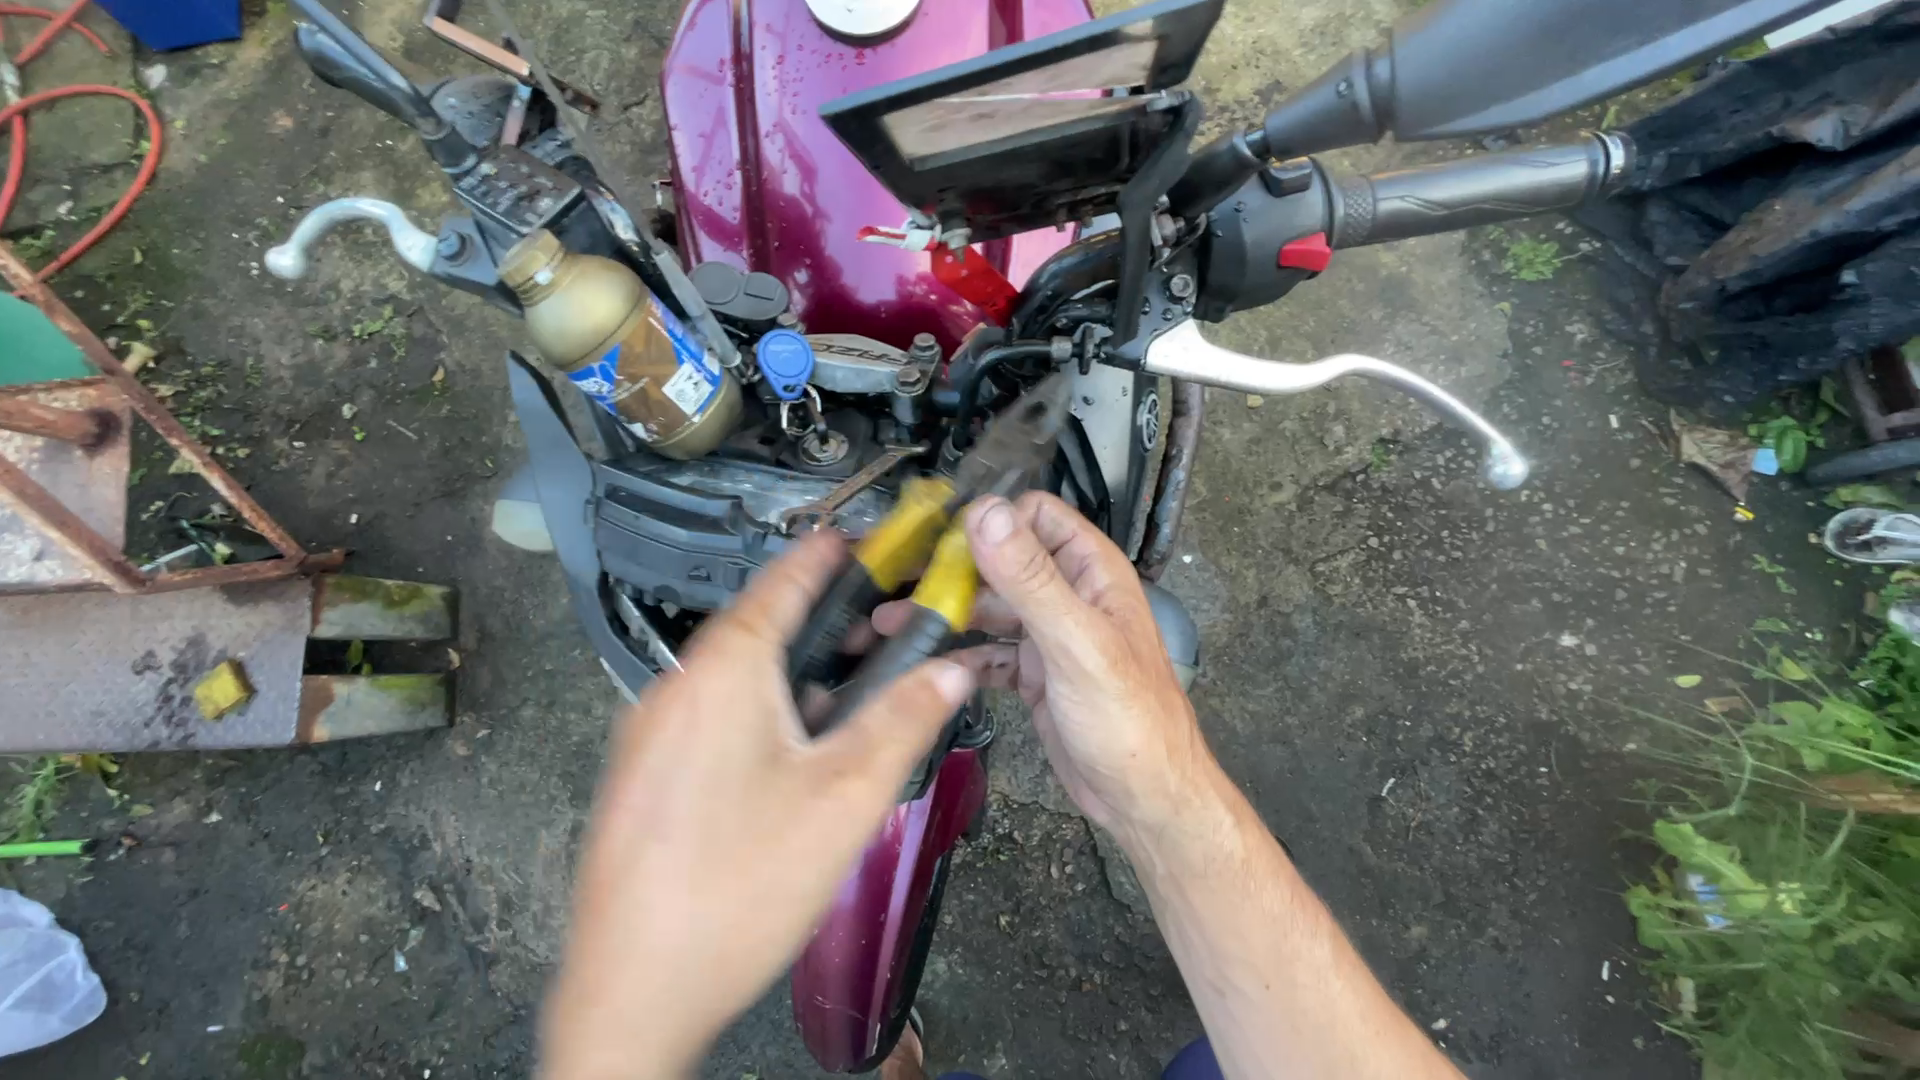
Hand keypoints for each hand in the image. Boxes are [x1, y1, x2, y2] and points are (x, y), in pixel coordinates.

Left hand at [540, 534, 974, 1079]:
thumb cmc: (742, 883)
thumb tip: (952, 668)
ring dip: (787, 669)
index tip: (857, 540)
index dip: (825, 557)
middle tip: (871, 630)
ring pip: (731, 675)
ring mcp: (647, 732)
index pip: (782, 583)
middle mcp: (674, 686)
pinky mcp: (639, 775)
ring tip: (840, 692)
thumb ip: (905, 719)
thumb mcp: (846, 795)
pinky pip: (707, 714)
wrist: (632, 992)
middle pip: (756, 627)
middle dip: (816, 621)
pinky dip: (755, 707)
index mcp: (722, 670)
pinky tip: (787, 753)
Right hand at [872, 492, 1211, 839]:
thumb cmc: (1125, 716)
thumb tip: (983, 511)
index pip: (1034, 516)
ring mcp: (1049, 635)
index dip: (989, 522)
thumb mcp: (1076, 641)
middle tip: (897, 582)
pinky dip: (960, 657)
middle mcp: (1068, 594)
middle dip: (952, 570)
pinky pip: (988, 653)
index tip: (937, 542)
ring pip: (989, 608)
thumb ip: (1030, 578)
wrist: (1144, 798)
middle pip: (1002, 561)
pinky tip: (926, 665)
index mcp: (1090, 570)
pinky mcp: (1033, 674)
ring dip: (946, 613)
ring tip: (892, 622)